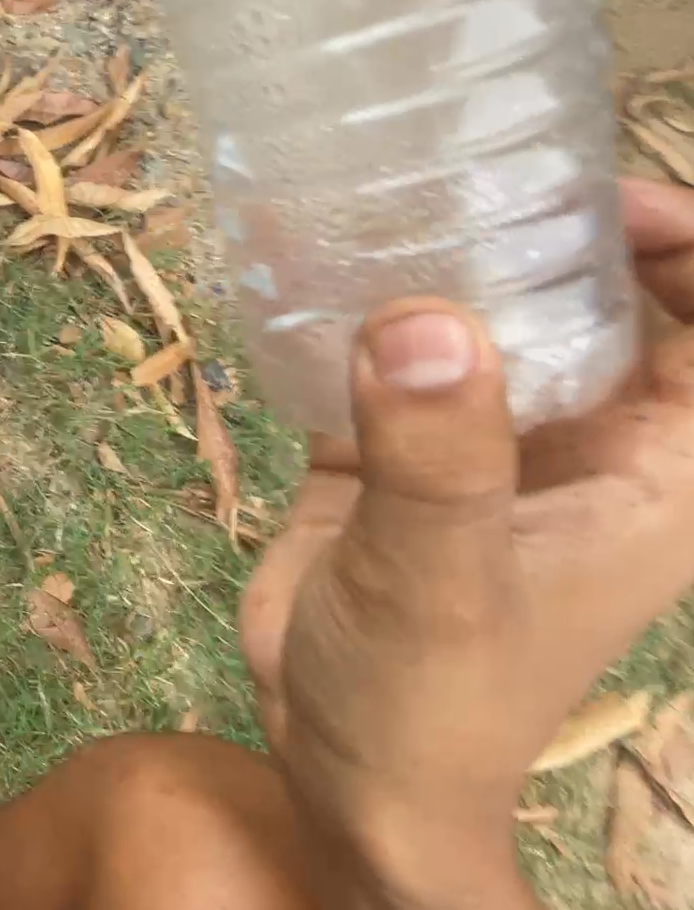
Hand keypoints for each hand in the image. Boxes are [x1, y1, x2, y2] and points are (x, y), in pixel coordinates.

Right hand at [239, 177, 693, 906]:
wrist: (338, 753)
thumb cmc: (428, 687)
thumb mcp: (441, 573)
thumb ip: (436, 452)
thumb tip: (414, 314)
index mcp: (649, 470)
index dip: (684, 249)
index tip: (582, 195)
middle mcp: (567, 445)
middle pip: (578, 314)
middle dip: (525, 243)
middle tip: (436, 181)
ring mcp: (462, 451)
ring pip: (458, 341)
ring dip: (414, 281)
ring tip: (348, 217)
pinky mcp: (373, 460)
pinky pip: (364, 376)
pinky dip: (330, 333)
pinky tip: (281, 292)